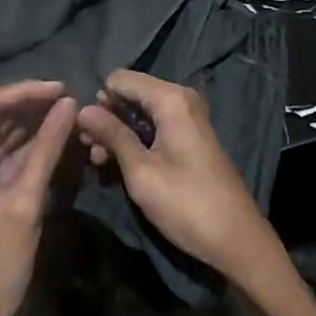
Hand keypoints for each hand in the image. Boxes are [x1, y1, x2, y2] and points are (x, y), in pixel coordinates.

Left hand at [0, 81, 77, 315]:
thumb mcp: (25, 201)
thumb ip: (47, 148)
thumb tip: (70, 102)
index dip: (25, 91)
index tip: (62, 88)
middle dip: (34, 103)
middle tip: (72, 98)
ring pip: (10, 131)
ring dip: (39, 120)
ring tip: (72, 110)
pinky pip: (17, 150)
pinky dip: (40, 140)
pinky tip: (63, 132)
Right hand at [76, 70, 281, 283]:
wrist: (235, 236)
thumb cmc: (186, 203)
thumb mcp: (142, 172)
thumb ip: (113, 136)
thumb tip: (82, 109)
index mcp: (171, 98)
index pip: (122, 78)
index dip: (99, 99)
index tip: (80, 127)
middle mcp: (181, 98)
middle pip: (132, 93)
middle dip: (106, 116)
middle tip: (85, 147)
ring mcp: (187, 117)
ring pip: (141, 112)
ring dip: (117, 131)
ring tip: (95, 160)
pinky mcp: (189, 136)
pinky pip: (154, 125)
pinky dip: (135, 139)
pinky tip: (115, 162)